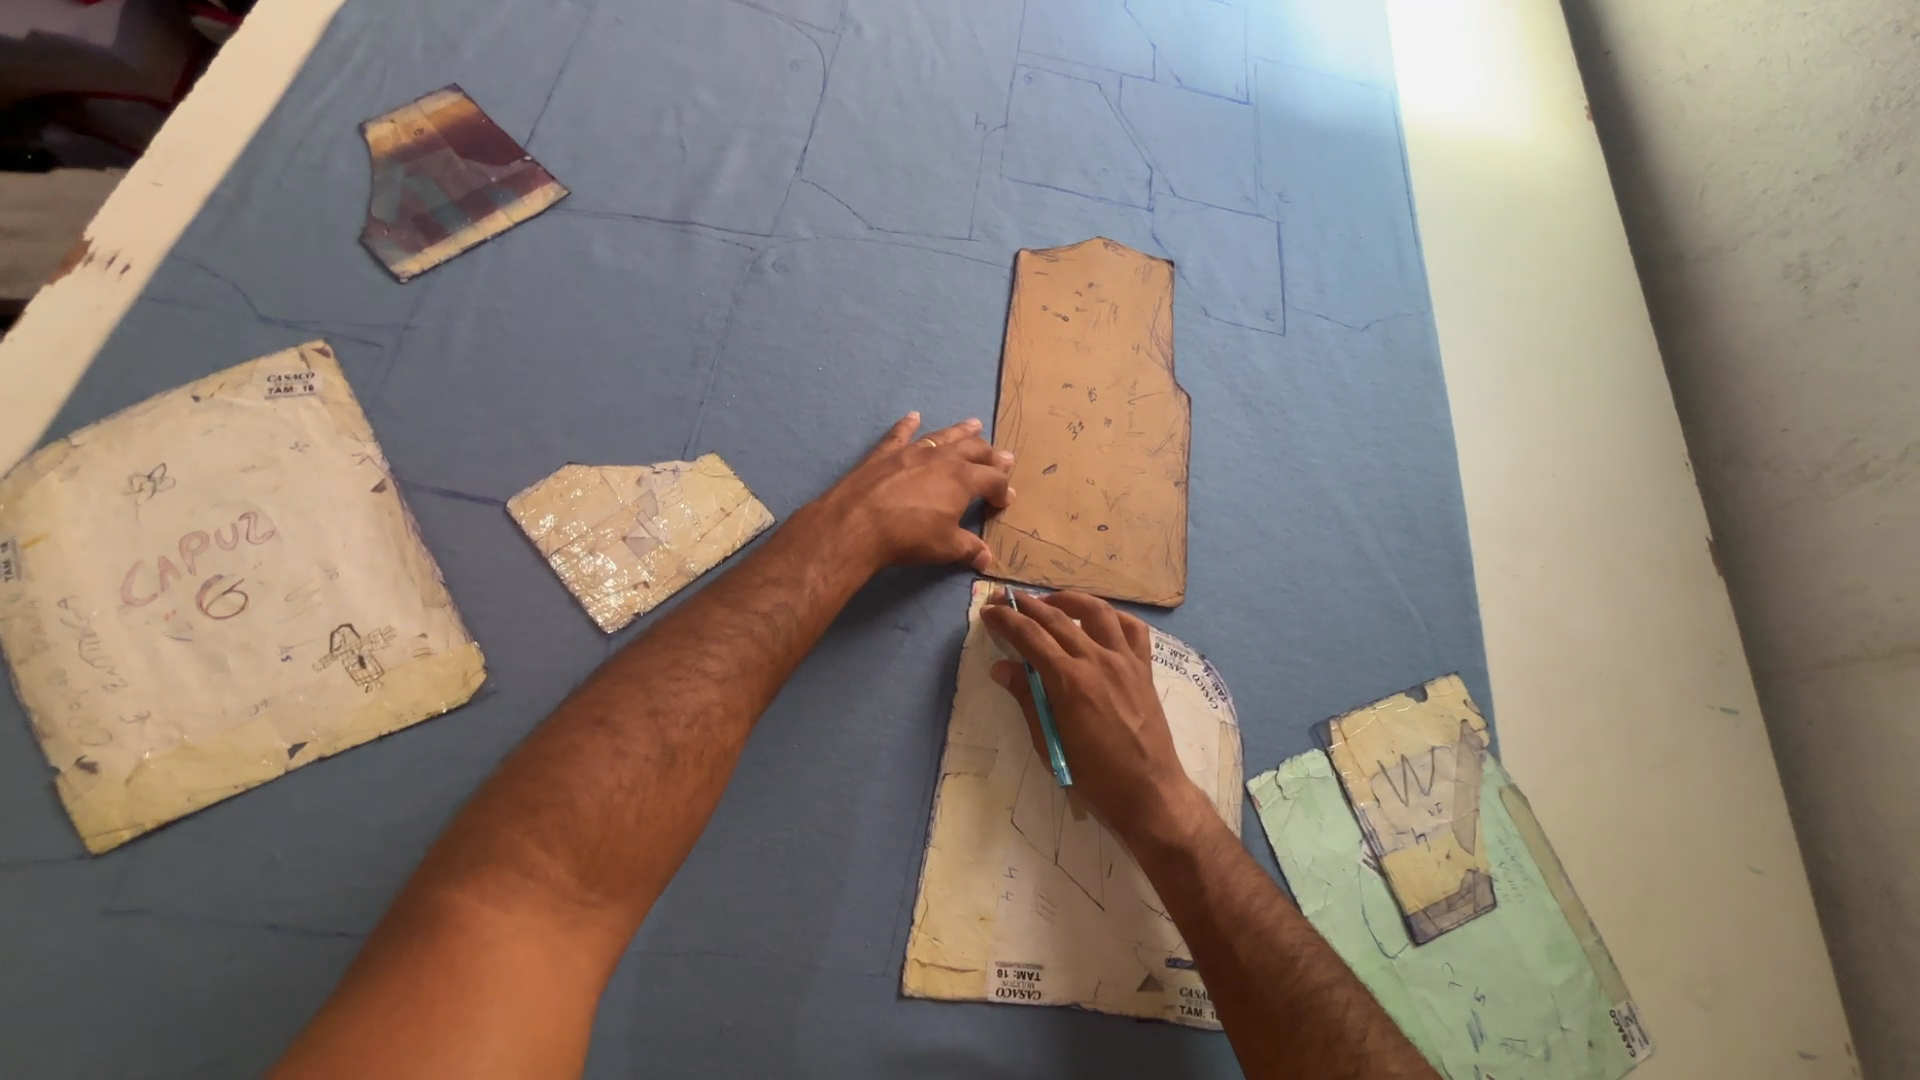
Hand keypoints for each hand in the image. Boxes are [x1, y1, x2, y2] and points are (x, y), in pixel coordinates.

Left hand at [811, 413, 1015, 573]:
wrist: (857, 524)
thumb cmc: (909, 536)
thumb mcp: (945, 547)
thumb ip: (969, 549)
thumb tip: (986, 558)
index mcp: (963, 479)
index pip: (992, 480)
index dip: (1002, 490)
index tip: (1005, 500)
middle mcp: (942, 458)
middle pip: (974, 450)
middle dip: (991, 455)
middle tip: (1003, 457)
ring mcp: (912, 452)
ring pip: (943, 436)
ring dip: (961, 431)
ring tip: (975, 424)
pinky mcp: (885, 454)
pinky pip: (900, 434)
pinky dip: (908, 425)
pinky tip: (913, 416)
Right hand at [980, 588, 1203, 848]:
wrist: (1147, 790)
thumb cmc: (1093, 775)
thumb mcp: (1050, 742)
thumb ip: (1027, 698)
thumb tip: (1002, 668)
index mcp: (1069, 681)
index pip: (1029, 636)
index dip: (1006, 620)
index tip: (989, 610)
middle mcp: (1097, 660)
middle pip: (1056, 618)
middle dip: (1027, 604)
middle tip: (1006, 598)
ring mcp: (1124, 660)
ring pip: (1096, 612)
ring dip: (1068, 600)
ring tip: (1049, 601)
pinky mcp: (1143, 667)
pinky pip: (1132, 628)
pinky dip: (1112, 616)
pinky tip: (1098, 619)